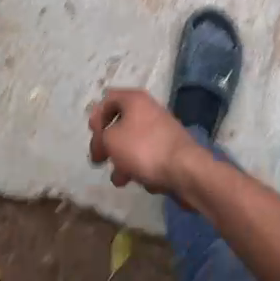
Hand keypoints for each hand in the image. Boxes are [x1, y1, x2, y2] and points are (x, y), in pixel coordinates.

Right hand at [87, 88, 205, 195]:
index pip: (108, 99)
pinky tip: (142, 181)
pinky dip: (141, 168)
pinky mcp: (171, 150)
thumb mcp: (111, 140)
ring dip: (123, 160)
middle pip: (121, 123)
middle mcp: (148, 110)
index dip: (96, 117)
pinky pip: (149, 156)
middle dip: (109, 144)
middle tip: (100, 159)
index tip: (94, 136)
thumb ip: (99, 139)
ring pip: (134, 143)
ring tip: (119, 179)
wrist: (185, 170)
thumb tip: (102, 144)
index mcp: (134, 99)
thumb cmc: (143, 148)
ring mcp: (161, 130)